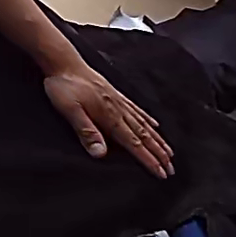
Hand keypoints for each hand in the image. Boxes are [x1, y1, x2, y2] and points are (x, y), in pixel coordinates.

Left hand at [44, 64, 174, 177]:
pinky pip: (137, 111)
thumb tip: (101, 154)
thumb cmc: (64, 86)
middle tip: (171, 170)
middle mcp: (119, 110)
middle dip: (159, 154)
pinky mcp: (115, 95)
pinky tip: (155, 125)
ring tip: (170, 153)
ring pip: (144, 125)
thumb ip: (86, 132)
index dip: (148, 160)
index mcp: (109, 117)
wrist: (64, 62)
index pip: (133, 144)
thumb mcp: (70, 110)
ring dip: (158, 140)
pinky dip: (148, 120)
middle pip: (144, 136)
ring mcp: (119, 102)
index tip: (162, 174)